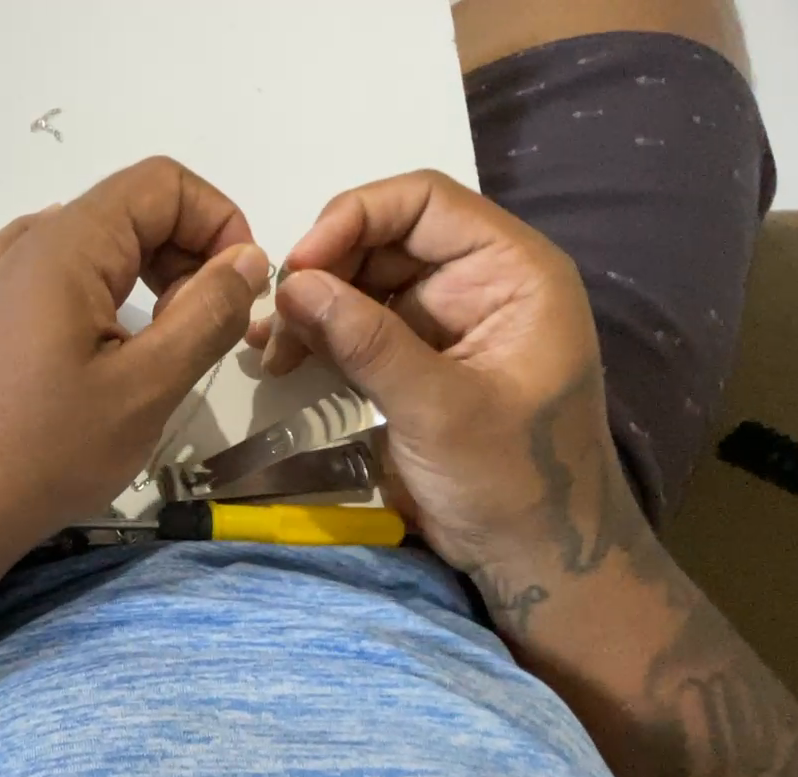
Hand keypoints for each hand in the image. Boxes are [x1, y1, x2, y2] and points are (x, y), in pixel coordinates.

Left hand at [0, 157, 270, 553]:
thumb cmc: (53, 451)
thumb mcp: (147, 385)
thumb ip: (208, 313)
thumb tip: (248, 260)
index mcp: (66, 245)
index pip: (162, 184)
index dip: (219, 222)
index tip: (239, 291)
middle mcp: (30, 248)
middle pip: (131, 210)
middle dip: (189, 254)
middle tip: (205, 329)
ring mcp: (6, 285)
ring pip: (100, 246)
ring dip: (151, 279)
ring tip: (163, 344)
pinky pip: (62, 278)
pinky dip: (102, 292)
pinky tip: (106, 325)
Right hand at [246, 170, 646, 579]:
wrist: (527, 553)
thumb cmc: (510, 479)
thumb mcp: (439, 407)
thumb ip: (367, 341)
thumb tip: (292, 285)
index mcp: (509, 271)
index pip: (422, 203)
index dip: (353, 219)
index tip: (297, 270)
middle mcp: (473, 284)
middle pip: (382, 241)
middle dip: (322, 273)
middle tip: (274, 322)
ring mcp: (438, 325)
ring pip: (360, 286)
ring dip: (310, 310)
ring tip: (269, 351)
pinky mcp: (409, 363)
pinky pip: (354, 330)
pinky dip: (316, 339)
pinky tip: (280, 360)